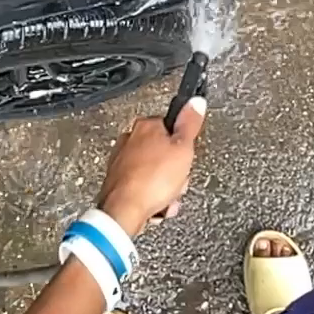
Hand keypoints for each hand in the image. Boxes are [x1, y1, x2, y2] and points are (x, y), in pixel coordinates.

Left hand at [96, 97, 205, 236]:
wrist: (124, 210)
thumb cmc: (151, 179)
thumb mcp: (183, 148)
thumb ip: (190, 124)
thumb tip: (196, 102)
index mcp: (146, 126)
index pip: (171, 128)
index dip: (182, 146)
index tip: (185, 157)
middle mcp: (130, 140)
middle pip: (163, 153)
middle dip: (174, 171)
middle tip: (177, 180)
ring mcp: (121, 162)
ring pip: (153, 173)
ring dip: (164, 188)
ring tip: (166, 198)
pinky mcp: (117, 182)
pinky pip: (142, 188)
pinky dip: (151, 198)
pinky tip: (156, 207)